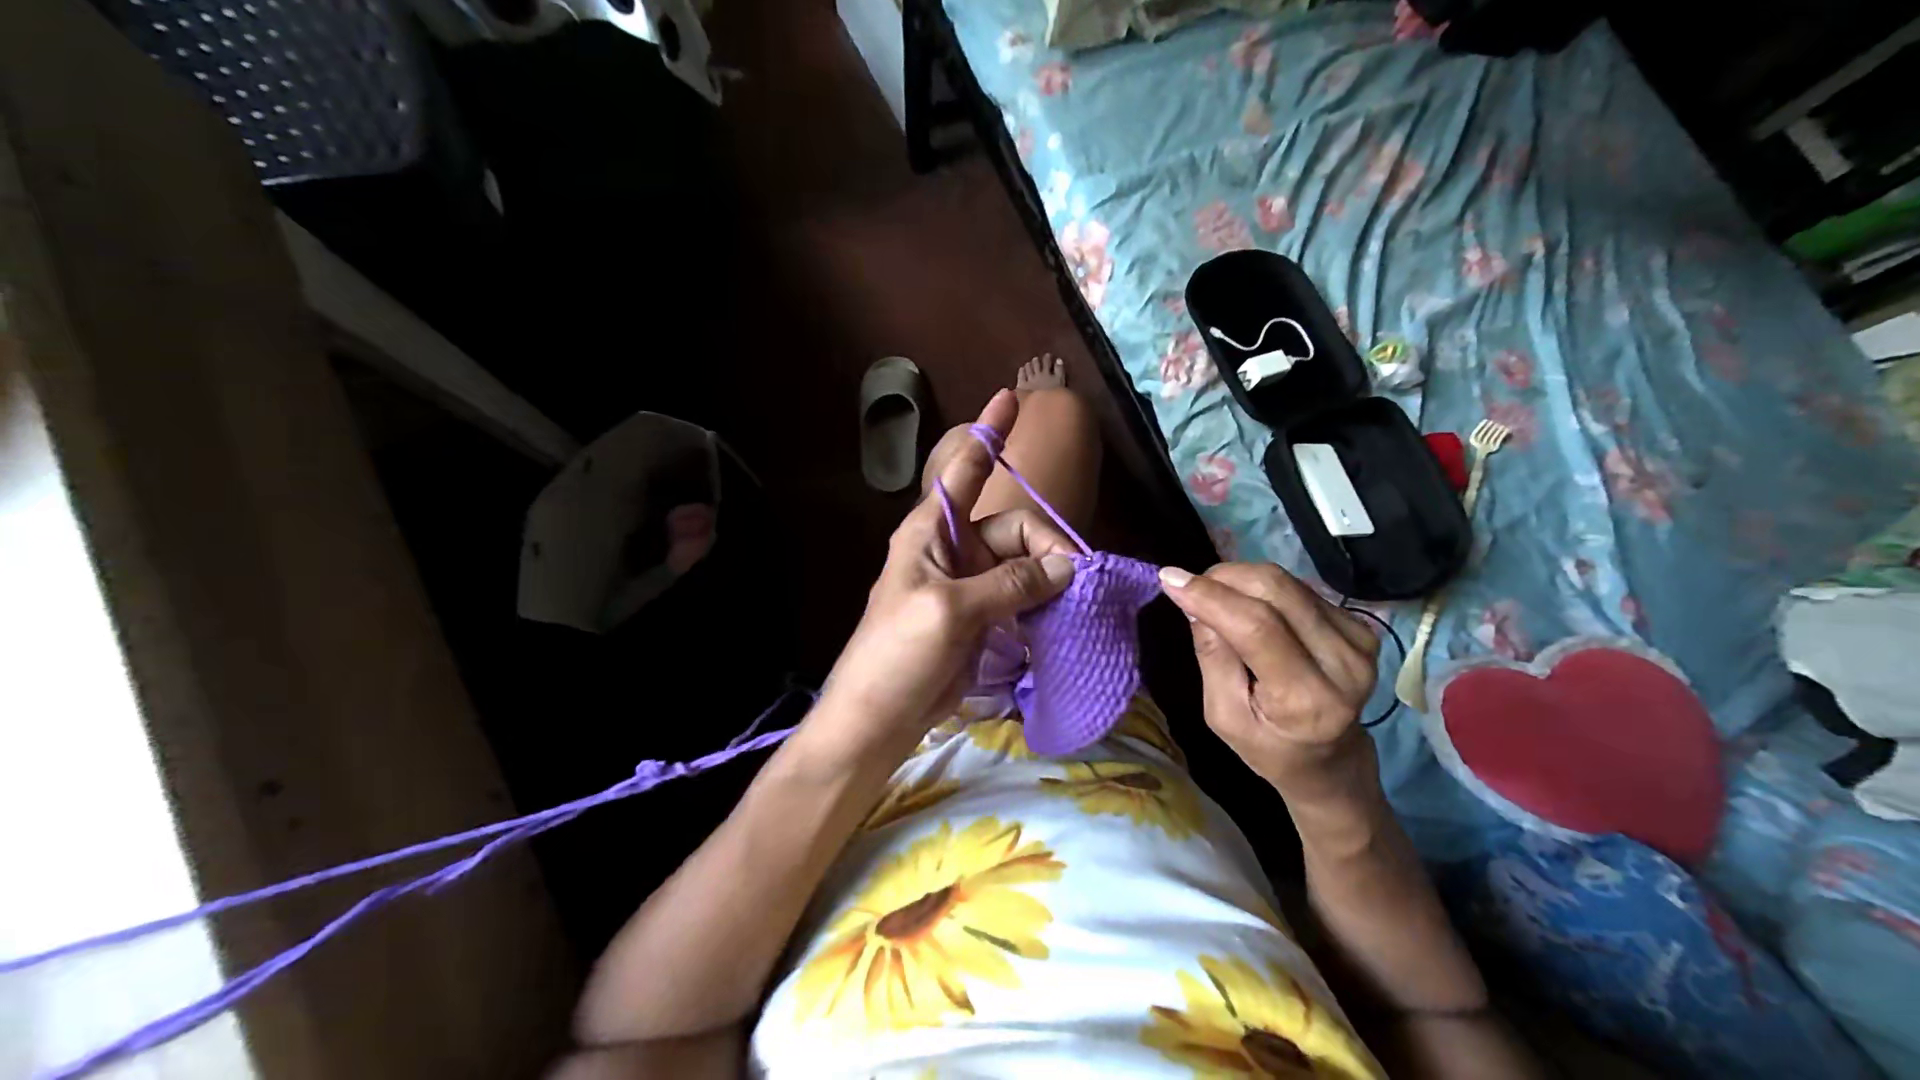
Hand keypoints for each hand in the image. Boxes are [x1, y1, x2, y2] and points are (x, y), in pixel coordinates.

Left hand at [818, 391, 1078, 747]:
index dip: (989, 433)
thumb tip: (1067, 566)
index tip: (1012, 396)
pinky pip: (1021, 596)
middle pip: (1014, 527)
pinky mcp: (980, 619)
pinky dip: (1043, 601)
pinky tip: (1062, 617)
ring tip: (1077, 599)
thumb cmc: (897, 654)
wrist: (877, 720)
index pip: (964, 469)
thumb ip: (1009, 584)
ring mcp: (968, 586)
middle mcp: (952, 550)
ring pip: (1023, 563)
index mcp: (931, 531)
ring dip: (1051, 575)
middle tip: (1076, 581)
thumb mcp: (951, 612)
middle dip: (1048, 545)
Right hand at [1158, 563, 1380, 791]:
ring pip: (1287, 582)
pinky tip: (1253, 609)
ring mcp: (1358, 641)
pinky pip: (1301, 588)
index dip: (1210, 596)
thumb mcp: (1223, 716)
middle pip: (1275, 591)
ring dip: (1242, 579)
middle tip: (1192, 585)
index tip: (1169, 578)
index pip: (1256, 627)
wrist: (1331, 759)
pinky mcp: (1361, 627)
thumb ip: (1212, 658)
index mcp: (1306, 698)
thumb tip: (1194, 603)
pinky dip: (1265, 590)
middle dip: (1224, 577)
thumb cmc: (1268, 746)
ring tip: (1218, 597)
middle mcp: (1342, 663)